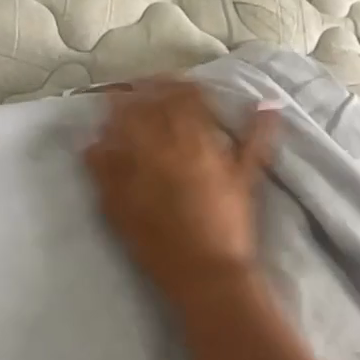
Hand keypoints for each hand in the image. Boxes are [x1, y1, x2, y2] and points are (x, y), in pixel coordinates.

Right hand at [83, 80, 279, 297]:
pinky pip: (256, 143)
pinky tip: (265, 105)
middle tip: (141, 85)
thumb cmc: (155, 245)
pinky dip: (261, 123)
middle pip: (169, 102)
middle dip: (154, 87)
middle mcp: (185, 144)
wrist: (206, 274)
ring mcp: (218, 155)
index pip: (133, 112)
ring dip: (190, 92)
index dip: (120, 99)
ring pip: (205, 111)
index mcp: (151, 152)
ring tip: (179, 85)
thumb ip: (106, 171)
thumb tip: (93, 142)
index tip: (110, 95)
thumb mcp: (118, 209)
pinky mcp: (243, 173)